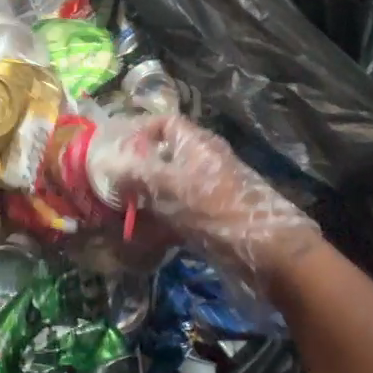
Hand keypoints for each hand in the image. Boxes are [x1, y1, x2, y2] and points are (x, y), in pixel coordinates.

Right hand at [124, 115, 323, 285]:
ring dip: (148, 200)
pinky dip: (163, 222)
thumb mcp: (168, 187)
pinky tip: (146, 239)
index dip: (140, 131)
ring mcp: (212, 190)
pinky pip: (182, 213)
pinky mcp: (216, 217)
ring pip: (171, 188)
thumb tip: (107, 162)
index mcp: (196, 143)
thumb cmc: (214, 208)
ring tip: (124, 215)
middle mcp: (204, 161)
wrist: (266, 249)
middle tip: (112, 187)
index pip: (165, 123)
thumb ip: (135, 173)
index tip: (116, 150)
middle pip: (166, 157)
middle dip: (138, 171)